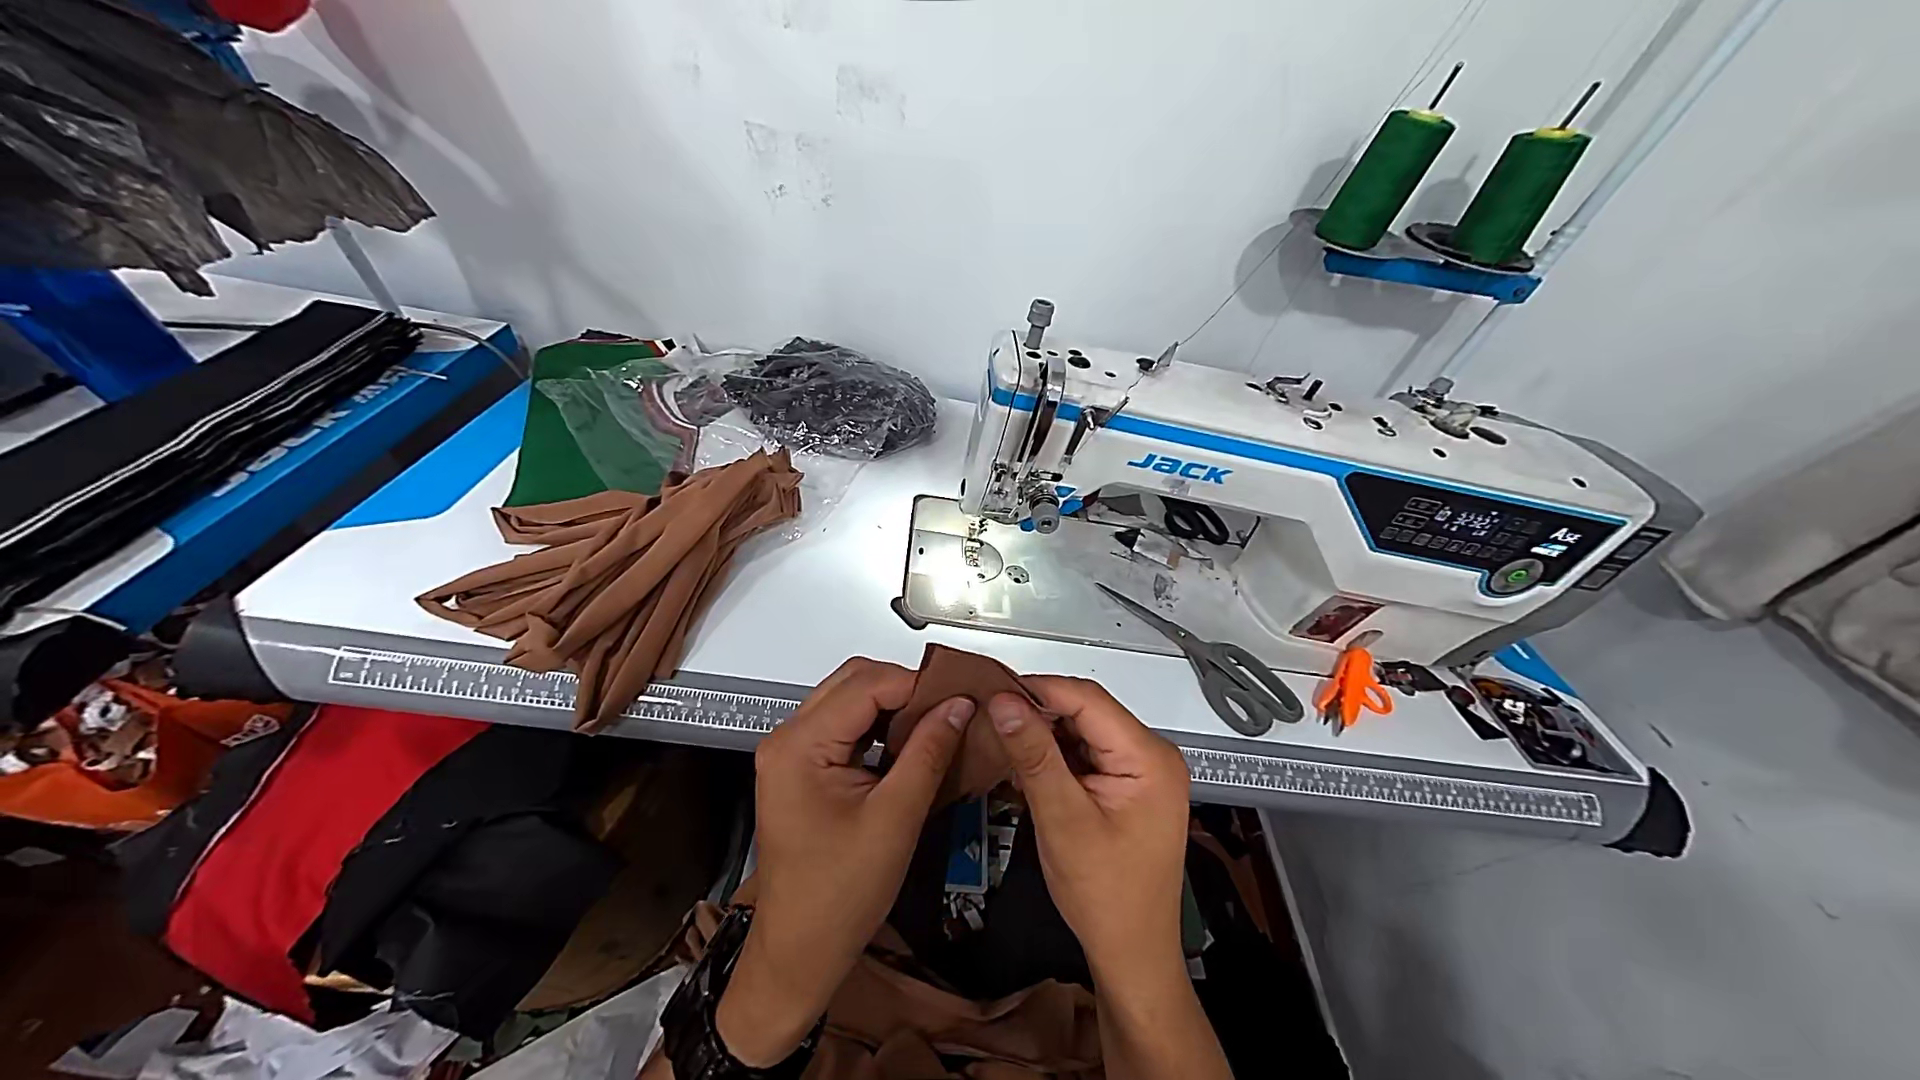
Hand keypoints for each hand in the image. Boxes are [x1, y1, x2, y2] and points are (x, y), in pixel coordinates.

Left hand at [716, 658, 973, 1065]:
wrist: (801, 950)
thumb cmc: (836, 898)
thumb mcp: (895, 819)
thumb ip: (928, 752)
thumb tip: (956, 707)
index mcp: (799, 747)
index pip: (866, 685)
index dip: (916, 685)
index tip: (956, 696)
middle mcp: (787, 741)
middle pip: (854, 681)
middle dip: (904, 688)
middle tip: (947, 707)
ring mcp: (792, 752)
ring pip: (850, 698)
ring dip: (892, 705)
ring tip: (933, 724)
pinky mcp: (803, 766)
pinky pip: (845, 725)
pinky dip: (879, 725)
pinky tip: (907, 743)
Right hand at [984, 677, 1190, 981]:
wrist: (1131, 950)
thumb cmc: (1111, 899)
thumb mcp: (1063, 819)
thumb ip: (1033, 755)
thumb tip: (1007, 705)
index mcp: (1150, 758)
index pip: (1087, 698)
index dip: (1038, 689)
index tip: (997, 692)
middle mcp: (1152, 756)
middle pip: (1085, 710)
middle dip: (1038, 712)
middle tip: (994, 717)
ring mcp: (1140, 769)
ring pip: (1081, 729)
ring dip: (1043, 734)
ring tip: (1006, 742)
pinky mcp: (1125, 782)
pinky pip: (1083, 751)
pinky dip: (1053, 754)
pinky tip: (1027, 765)